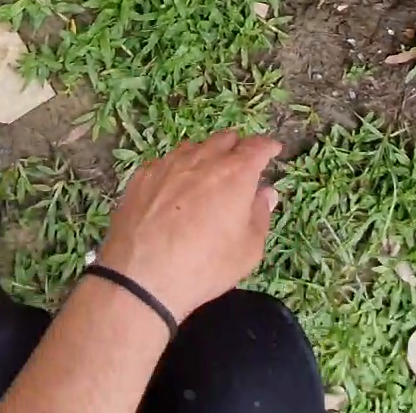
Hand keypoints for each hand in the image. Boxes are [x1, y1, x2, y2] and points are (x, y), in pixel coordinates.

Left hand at [94, 131, 280, 318]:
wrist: (142, 277)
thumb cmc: (205, 266)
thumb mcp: (248, 250)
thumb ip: (260, 215)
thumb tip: (266, 192)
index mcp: (235, 173)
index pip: (257, 147)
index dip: (267, 147)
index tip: (273, 150)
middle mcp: (204, 159)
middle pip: (225, 139)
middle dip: (236, 148)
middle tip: (239, 165)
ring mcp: (170, 163)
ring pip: (194, 147)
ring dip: (206, 156)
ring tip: (205, 177)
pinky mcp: (144, 175)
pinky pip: (167, 162)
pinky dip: (177, 169)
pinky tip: (174, 190)